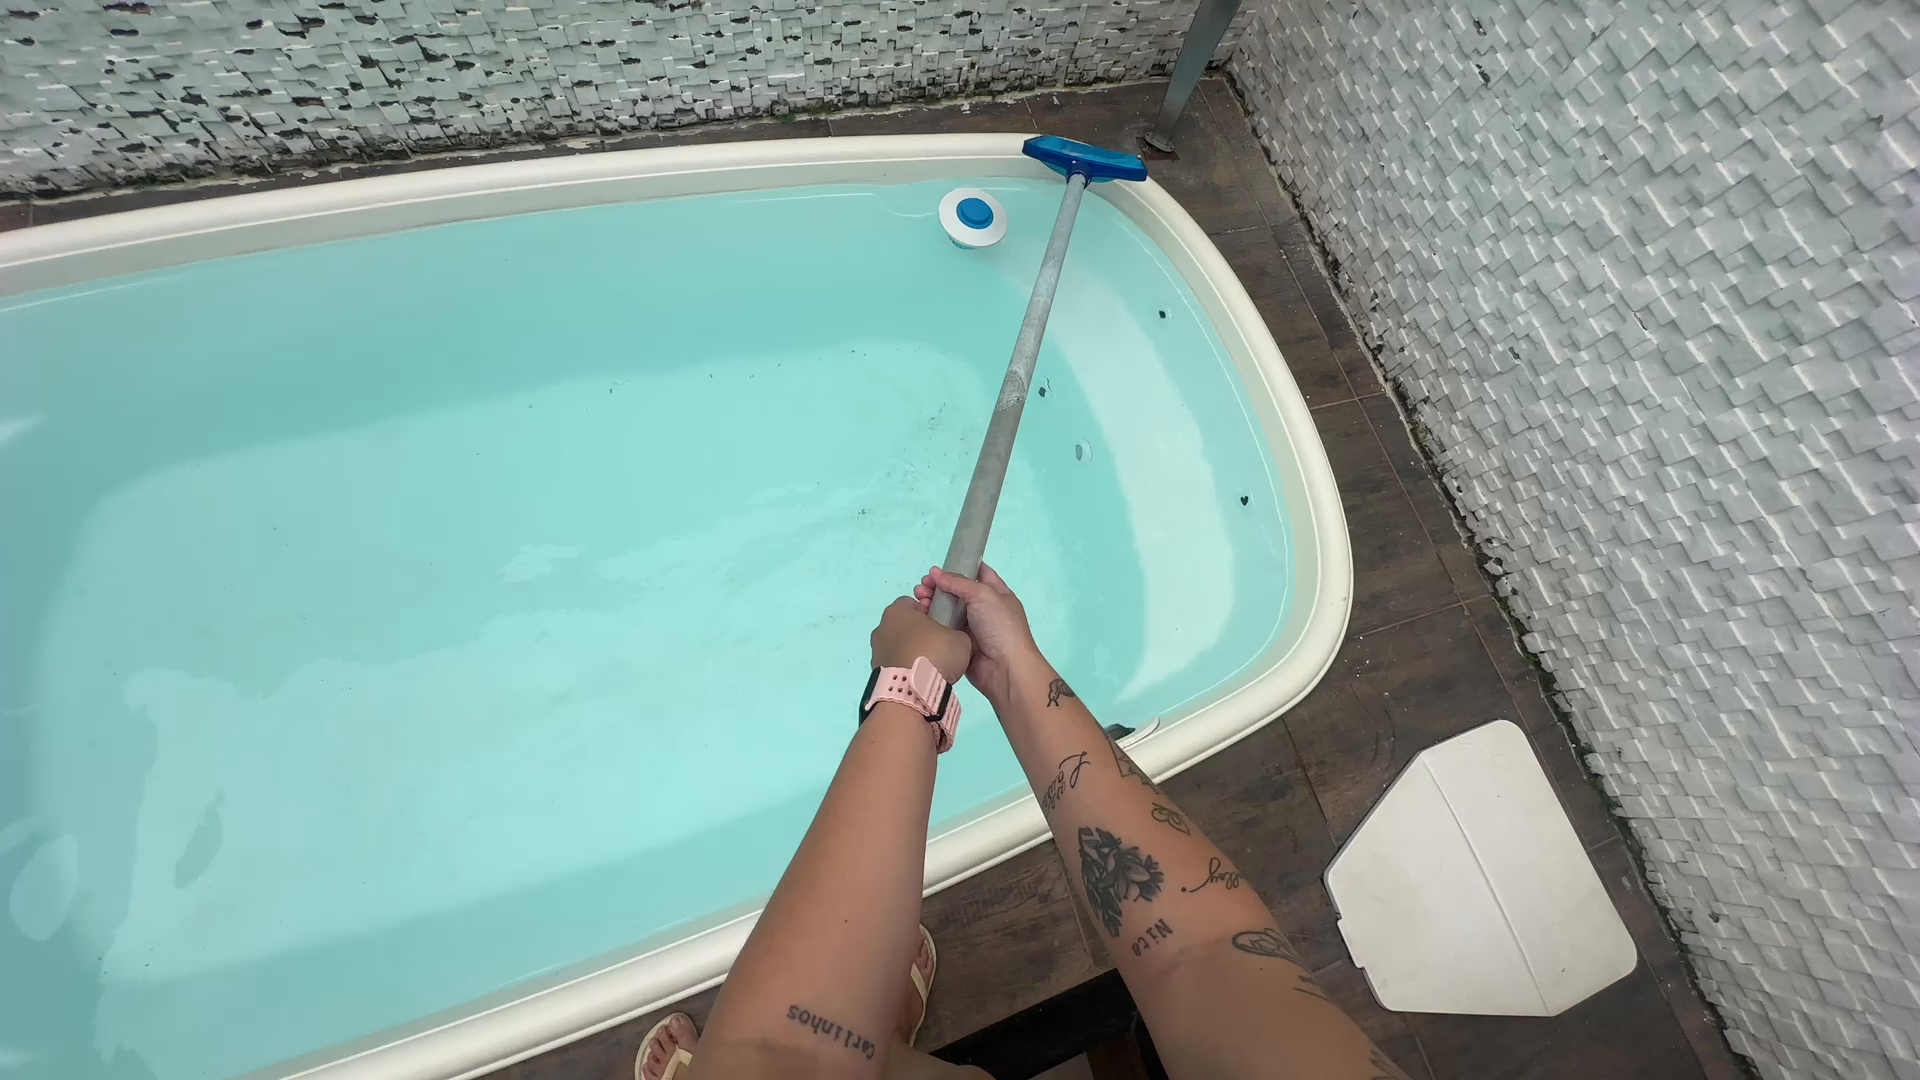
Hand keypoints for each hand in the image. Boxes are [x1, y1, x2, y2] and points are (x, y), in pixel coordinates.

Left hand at [871, 596, 971, 684]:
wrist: (913, 691)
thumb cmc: (935, 654)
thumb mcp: (960, 638)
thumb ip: (955, 632)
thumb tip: (952, 639)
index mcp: (897, 610)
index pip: (912, 603)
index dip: (928, 611)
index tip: (941, 624)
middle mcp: (881, 627)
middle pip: (903, 625)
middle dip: (918, 633)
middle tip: (937, 645)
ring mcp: (876, 650)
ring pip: (898, 645)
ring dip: (910, 652)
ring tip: (930, 667)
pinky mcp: (875, 672)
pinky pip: (894, 665)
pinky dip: (905, 669)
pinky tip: (919, 678)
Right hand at [912, 563, 1040, 704]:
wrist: (1004, 669)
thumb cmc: (1000, 626)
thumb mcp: (983, 595)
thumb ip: (959, 582)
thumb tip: (936, 573)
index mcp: (996, 593)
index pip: (978, 573)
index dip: (960, 566)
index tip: (939, 567)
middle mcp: (984, 608)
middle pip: (957, 591)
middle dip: (939, 586)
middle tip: (922, 585)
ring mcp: (971, 626)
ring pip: (947, 609)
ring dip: (931, 601)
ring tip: (918, 598)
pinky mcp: (959, 642)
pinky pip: (942, 627)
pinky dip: (931, 620)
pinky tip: (919, 614)